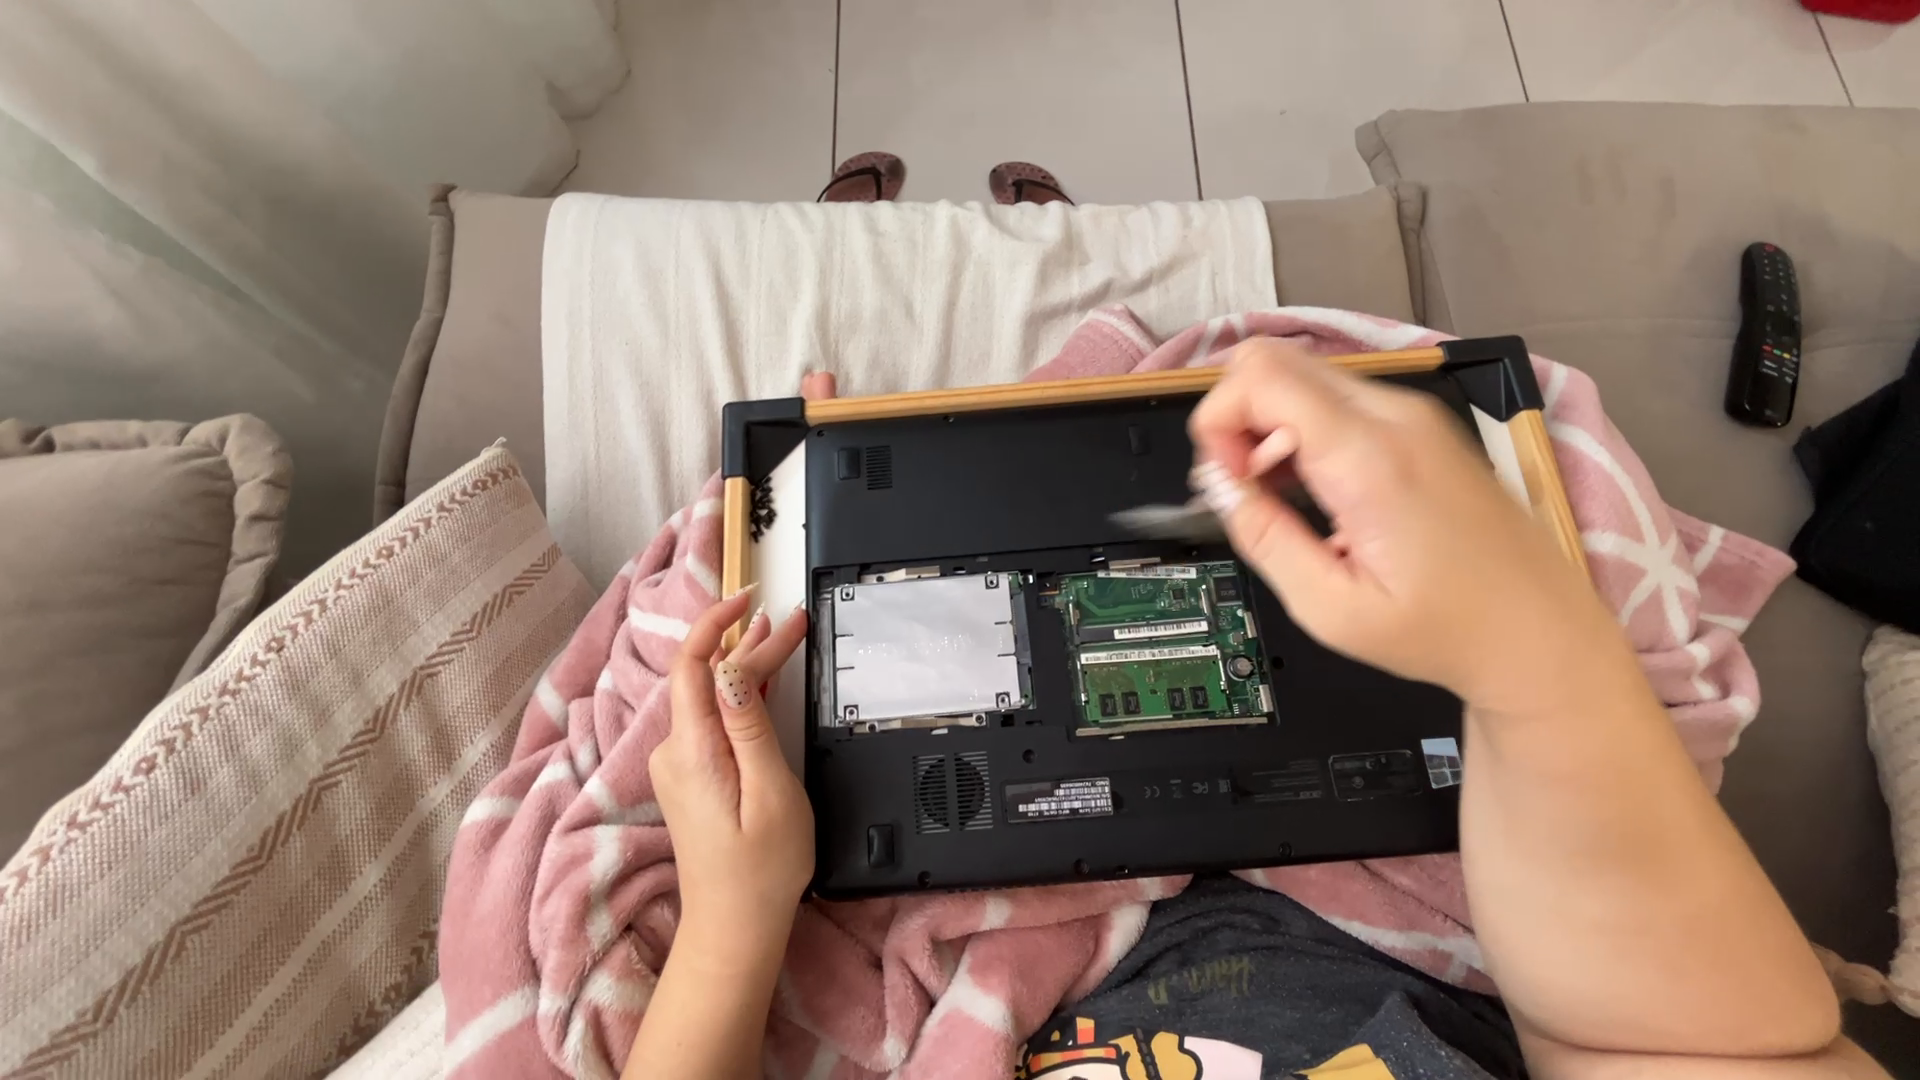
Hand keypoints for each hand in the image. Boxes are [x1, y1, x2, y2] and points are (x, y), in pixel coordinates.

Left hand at [651, 589, 812, 959]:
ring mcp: (681, 762)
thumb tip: (734, 670)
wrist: (734, 926)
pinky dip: (738, 692)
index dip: (715, 623)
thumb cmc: (762, 867)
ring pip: (711, 695)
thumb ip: (750, 727)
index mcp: (693, 751)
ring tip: (783, 632)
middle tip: (795, 621)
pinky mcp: (691, 773)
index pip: (691, 665)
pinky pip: (712, 717)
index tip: (748, 598)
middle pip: (706, 677)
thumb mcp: (770, 791)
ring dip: (745, 665)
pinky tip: (758, 674)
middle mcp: (675, 750)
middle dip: (750, 644)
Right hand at [1187, 339, 1613, 711]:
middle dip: (1234, 418)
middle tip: (1244, 485)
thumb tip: (1217, 485)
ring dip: (1264, 426)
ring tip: (1278, 494)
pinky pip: (1332, 399)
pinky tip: (1310, 487)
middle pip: (1272, 361)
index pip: (1258, 377)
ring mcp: (1412, 415)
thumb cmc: (1443, 630)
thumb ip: (1261, 536)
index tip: (1226, 482)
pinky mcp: (1419, 426)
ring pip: (1299, 376)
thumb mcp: (1329, 606)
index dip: (1216, 422)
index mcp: (1368, 458)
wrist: (1541, 634)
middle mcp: (1394, 417)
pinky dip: (1297, 431)